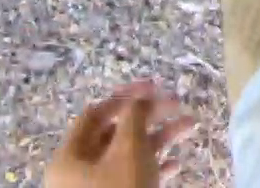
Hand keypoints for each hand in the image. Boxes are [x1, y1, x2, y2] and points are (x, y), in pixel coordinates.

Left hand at [45, 80, 196, 187]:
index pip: (95, 113)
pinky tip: (176, 163)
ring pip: (128, 152)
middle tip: (177, 103)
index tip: (156, 85)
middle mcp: (76, 172)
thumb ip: (135, 115)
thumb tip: (140, 96)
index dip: (126, 95)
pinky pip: (132, 175)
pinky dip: (154, 164)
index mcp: (69, 157)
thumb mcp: (130, 146)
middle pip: (115, 131)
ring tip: (189, 126)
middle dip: (149, 115)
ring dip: (160, 136)